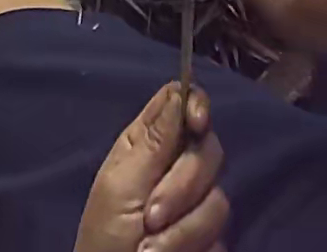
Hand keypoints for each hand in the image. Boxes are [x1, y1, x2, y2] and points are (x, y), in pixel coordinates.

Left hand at [75, 82, 228, 251]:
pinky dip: (192, 249)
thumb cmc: (104, 240)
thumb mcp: (121, 186)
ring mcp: (195, 202)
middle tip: (150, 217)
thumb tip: (181, 90)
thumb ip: (155, 140)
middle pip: (208, 147)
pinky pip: (221, 234)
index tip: (197, 123)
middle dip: (183, 185)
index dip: (196, 103)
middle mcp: (176, 164)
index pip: (182, 99)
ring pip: (218, 196)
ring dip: (182, 230)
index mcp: (149, 140)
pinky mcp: (208, 238)